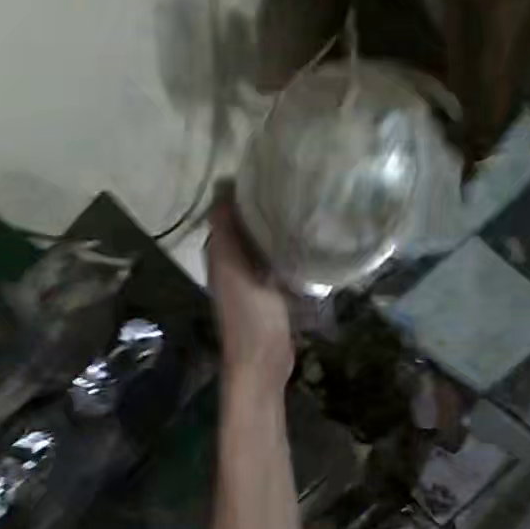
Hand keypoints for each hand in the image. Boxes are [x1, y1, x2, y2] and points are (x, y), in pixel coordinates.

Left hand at [205, 197, 293, 391]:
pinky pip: (280, 265)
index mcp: (220, 255)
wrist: (263, 360)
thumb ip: (227, 230)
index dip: (243, 191)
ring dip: (279, 229)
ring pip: (266, 246)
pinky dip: (290, 252)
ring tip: (305, 203)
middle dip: (265, 207)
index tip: (269, 168)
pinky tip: (309, 241)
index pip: (228, 213)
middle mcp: (234, 266)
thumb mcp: (233, 267)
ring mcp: (255, 282)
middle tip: (295, 182)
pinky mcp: (274, 296)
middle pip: (249, 228)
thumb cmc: (249, 314)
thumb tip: (222, 184)